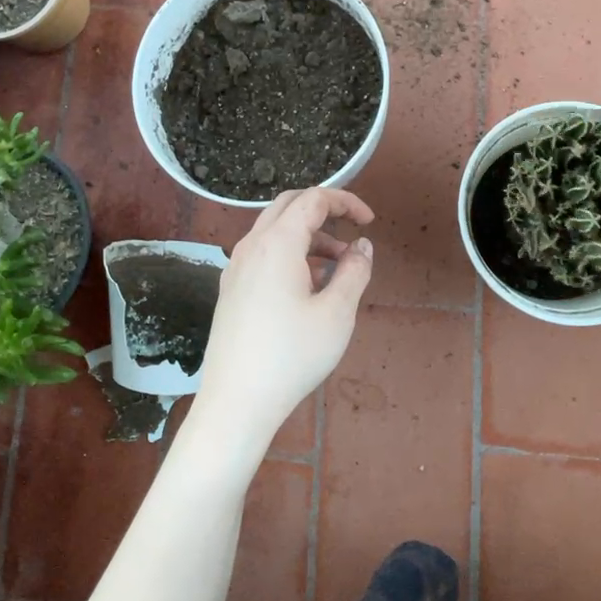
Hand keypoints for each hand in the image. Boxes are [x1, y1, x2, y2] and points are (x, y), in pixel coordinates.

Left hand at [193, 188, 375, 446]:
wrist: (237, 401)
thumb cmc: (292, 355)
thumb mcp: (336, 313)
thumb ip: (354, 271)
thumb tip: (362, 246)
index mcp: (277, 243)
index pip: (312, 199)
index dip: (345, 201)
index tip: (369, 221)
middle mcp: (251, 246)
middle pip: (288, 206)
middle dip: (323, 210)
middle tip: (352, 230)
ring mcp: (236, 268)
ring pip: (274, 231)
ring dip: (308, 236)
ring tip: (338, 268)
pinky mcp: (231, 290)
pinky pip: (263, 254)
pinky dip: (290, 254)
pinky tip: (308, 287)